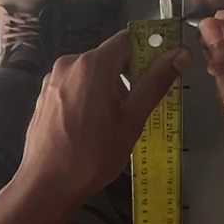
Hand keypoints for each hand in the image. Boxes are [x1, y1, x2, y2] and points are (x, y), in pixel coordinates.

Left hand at [16, 29, 188, 205]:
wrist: (47, 183)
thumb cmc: (94, 154)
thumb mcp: (132, 119)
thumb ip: (156, 82)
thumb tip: (180, 54)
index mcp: (92, 64)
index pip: (128, 40)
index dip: (149, 50)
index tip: (162, 69)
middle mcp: (69, 63)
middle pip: (108, 56)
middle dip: (128, 74)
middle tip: (138, 106)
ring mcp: (52, 79)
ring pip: (90, 72)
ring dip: (108, 87)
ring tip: (114, 121)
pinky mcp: (43, 95)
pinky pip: (74, 85)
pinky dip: (88, 96)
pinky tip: (91, 124)